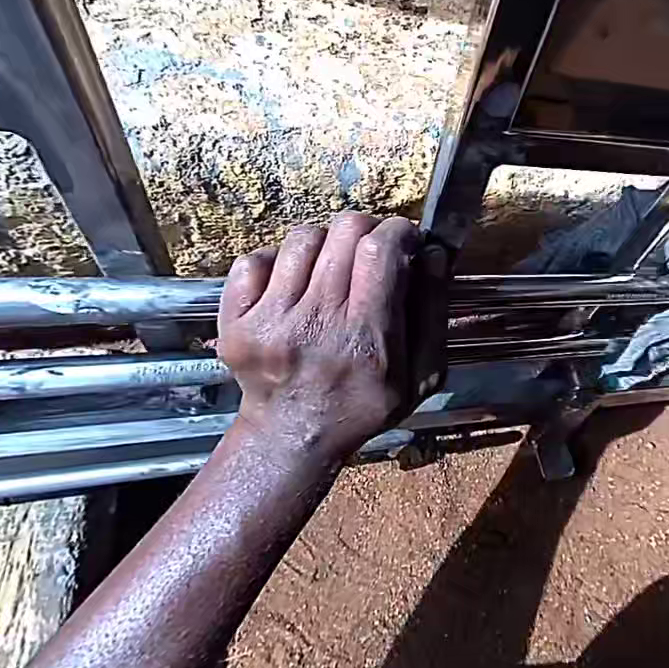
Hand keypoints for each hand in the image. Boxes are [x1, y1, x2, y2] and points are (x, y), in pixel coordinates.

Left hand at [215, 213, 419, 456]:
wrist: (294, 437)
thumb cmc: (366, 405)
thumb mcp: (423, 374)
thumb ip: (434, 311)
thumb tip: (432, 252)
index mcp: (366, 338)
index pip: (380, 250)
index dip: (399, 230)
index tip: (406, 238)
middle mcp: (315, 323)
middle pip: (344, 231)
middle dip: (370, 229)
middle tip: (374, 250)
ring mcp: (269, 321)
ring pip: (304, 237)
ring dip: (328, 244)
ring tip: (334, 268)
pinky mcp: (235, 320)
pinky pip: (256, 258)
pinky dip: (281, 262)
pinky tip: (296, 285)